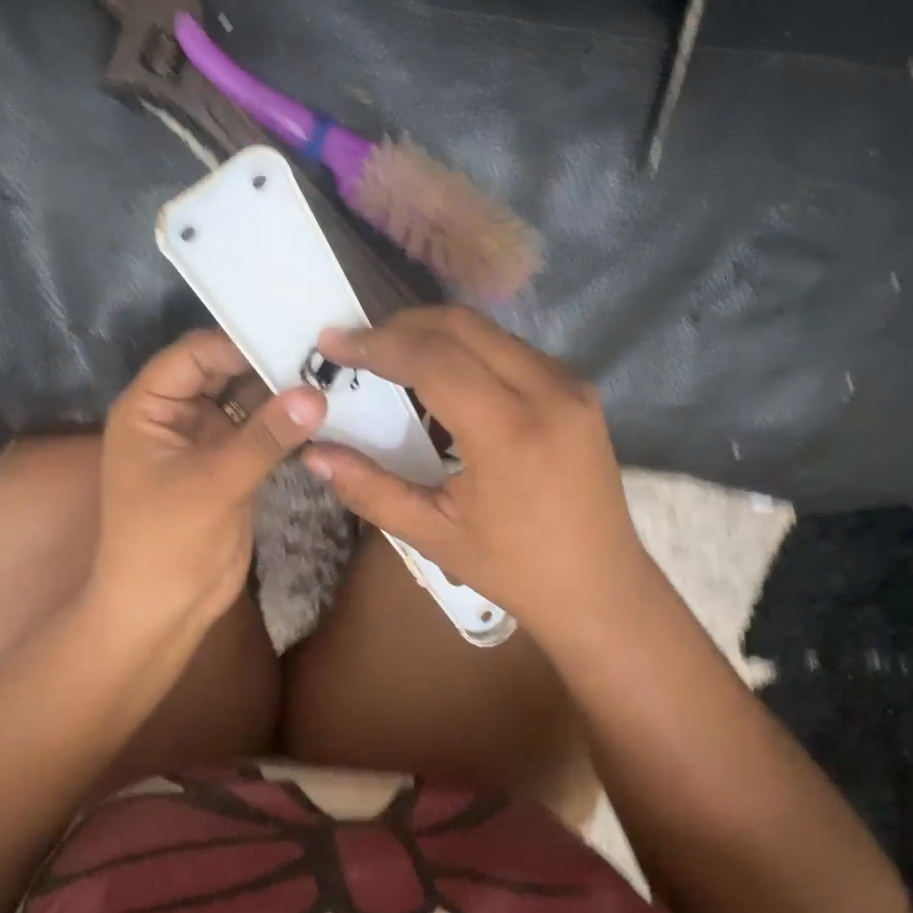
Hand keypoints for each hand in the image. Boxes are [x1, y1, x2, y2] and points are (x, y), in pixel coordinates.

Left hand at [90, 329, 327, 635]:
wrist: (161, 611)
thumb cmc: (166, 541)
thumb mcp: (213, 483)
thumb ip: (265, 437)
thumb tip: (316, 394)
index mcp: (148, 407)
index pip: (194, 355)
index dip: (239, 344)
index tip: (294, 339)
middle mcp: (175, 416)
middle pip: (224, 374)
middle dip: (268, 366)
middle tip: (327, 355)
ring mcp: (204, 442)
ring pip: (247, 403)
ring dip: (283, 396)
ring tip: (337, 379)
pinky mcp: (230, 468)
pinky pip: (261, 435)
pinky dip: (287, 428)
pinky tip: (328, 417)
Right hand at [302, 306, 650, 623]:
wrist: (600, 587)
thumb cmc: (513, 569)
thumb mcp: (432, 534)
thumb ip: (369, 488)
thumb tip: (312, 453)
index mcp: (511, 432)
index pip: (434, 358)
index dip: (377, 344)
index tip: (331, 343)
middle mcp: (548, 391)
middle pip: (460, 326)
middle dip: (399, 327)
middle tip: (355, 345)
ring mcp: (570, 384)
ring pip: (487, 330)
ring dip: (432, 334)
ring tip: (387, 358)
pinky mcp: (577, 387)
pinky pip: (509, 348)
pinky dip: (464, 350)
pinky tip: (437, 378)